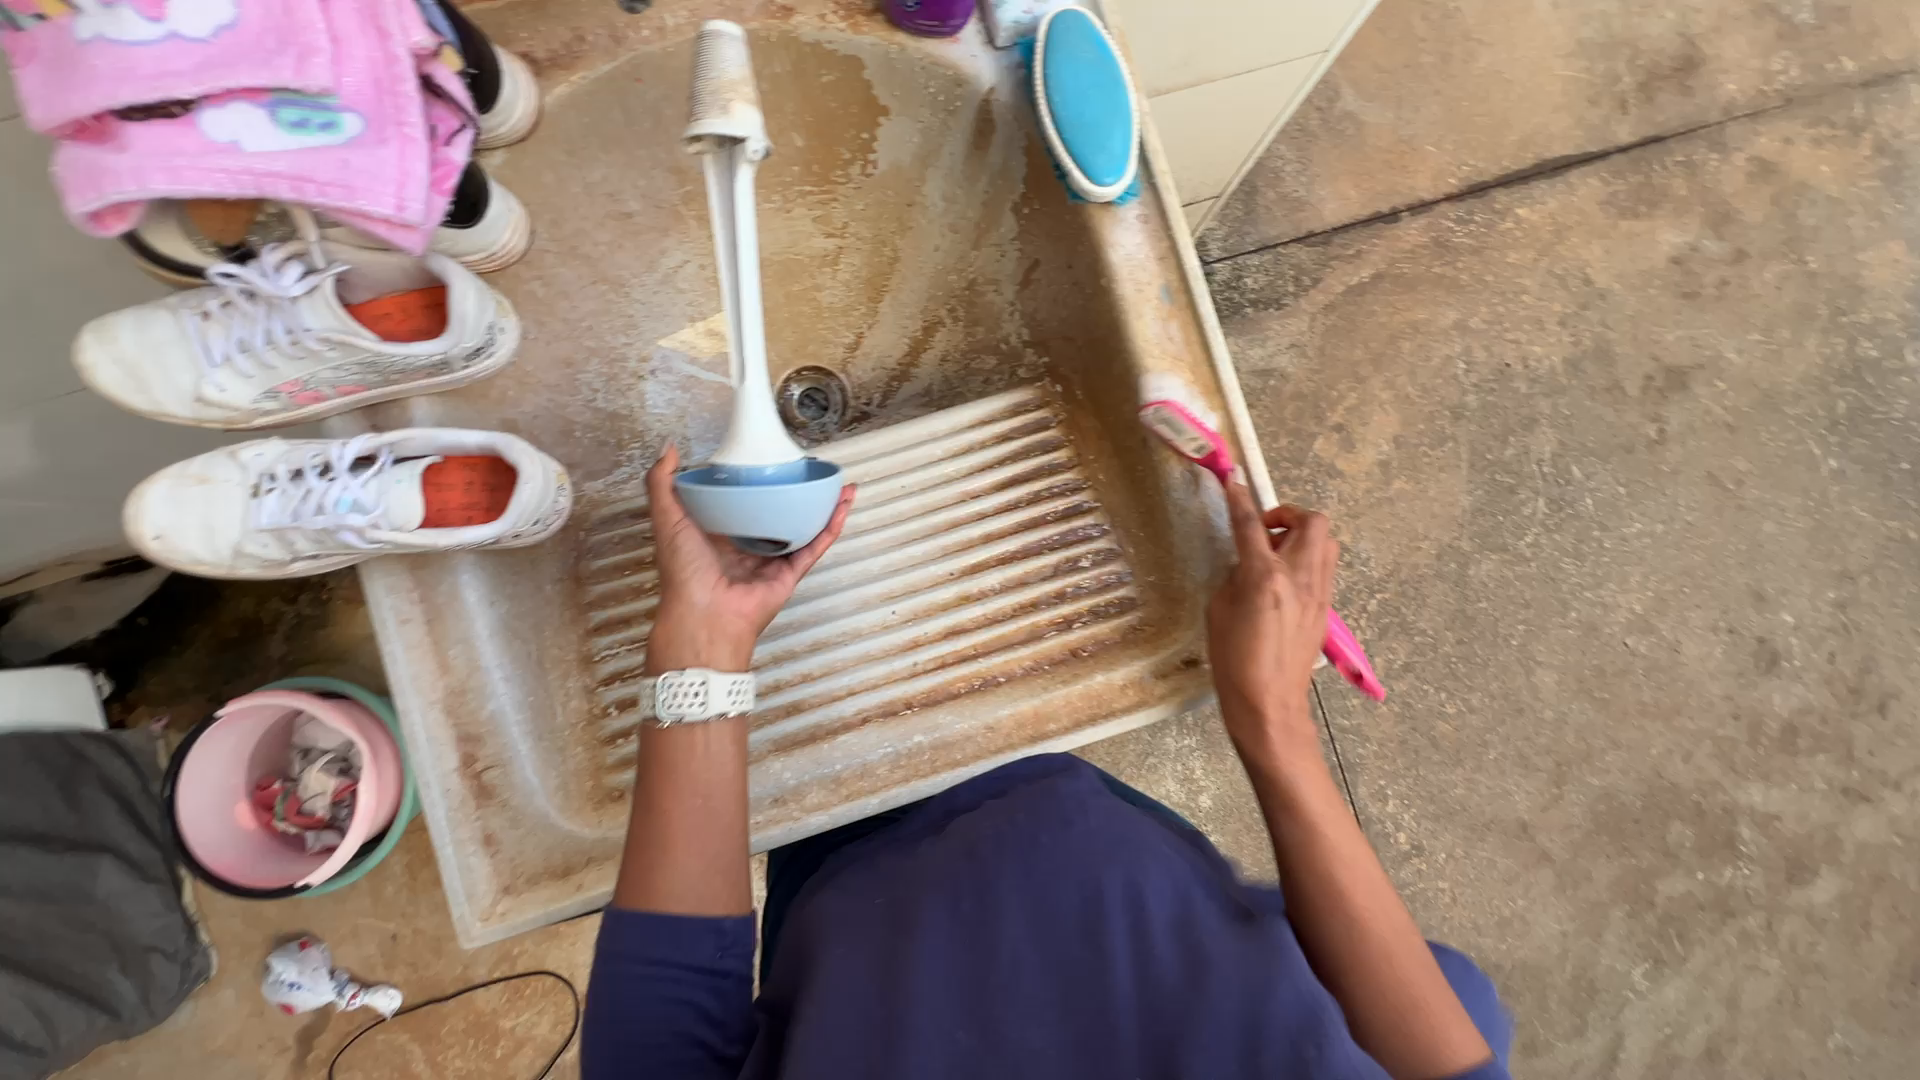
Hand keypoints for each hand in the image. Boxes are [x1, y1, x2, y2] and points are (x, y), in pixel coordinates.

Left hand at [643, 444, 855, 673]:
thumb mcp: (667, 519)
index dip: (757, 481)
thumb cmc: (683, 571)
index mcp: (718, 535)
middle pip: (778, 513)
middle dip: (796, 493)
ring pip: (803, 528)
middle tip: (811, 469)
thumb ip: (661, 484)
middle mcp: (747, 547)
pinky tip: (842, 506)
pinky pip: (814, 547)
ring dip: (822, 508)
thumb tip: (669, 448)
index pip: (742, 501)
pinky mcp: (790, 574)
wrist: (705, 614)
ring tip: (838, 485)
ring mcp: (771, 561)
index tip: (770, 458)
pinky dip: (830, 528)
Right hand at [1207, 471, 1337, 755]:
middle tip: (1262, 530)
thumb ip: (1236, 576)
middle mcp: (1299, 577)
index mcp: (1264, 577)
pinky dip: (1305, 559)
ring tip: (1274, 553)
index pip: (1250, 525)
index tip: (1233, 482)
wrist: (1268, 702)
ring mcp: (1319, 592)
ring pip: (1325, 541)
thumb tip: (1247, 561)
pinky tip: (1283, 580)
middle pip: (1311, 520)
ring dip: (1301, 535)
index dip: (1240, 500)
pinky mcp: (1326, 607)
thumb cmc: (1233, 660)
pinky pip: (1323, 566)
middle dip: (1287, 514)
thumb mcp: (1219, 609)